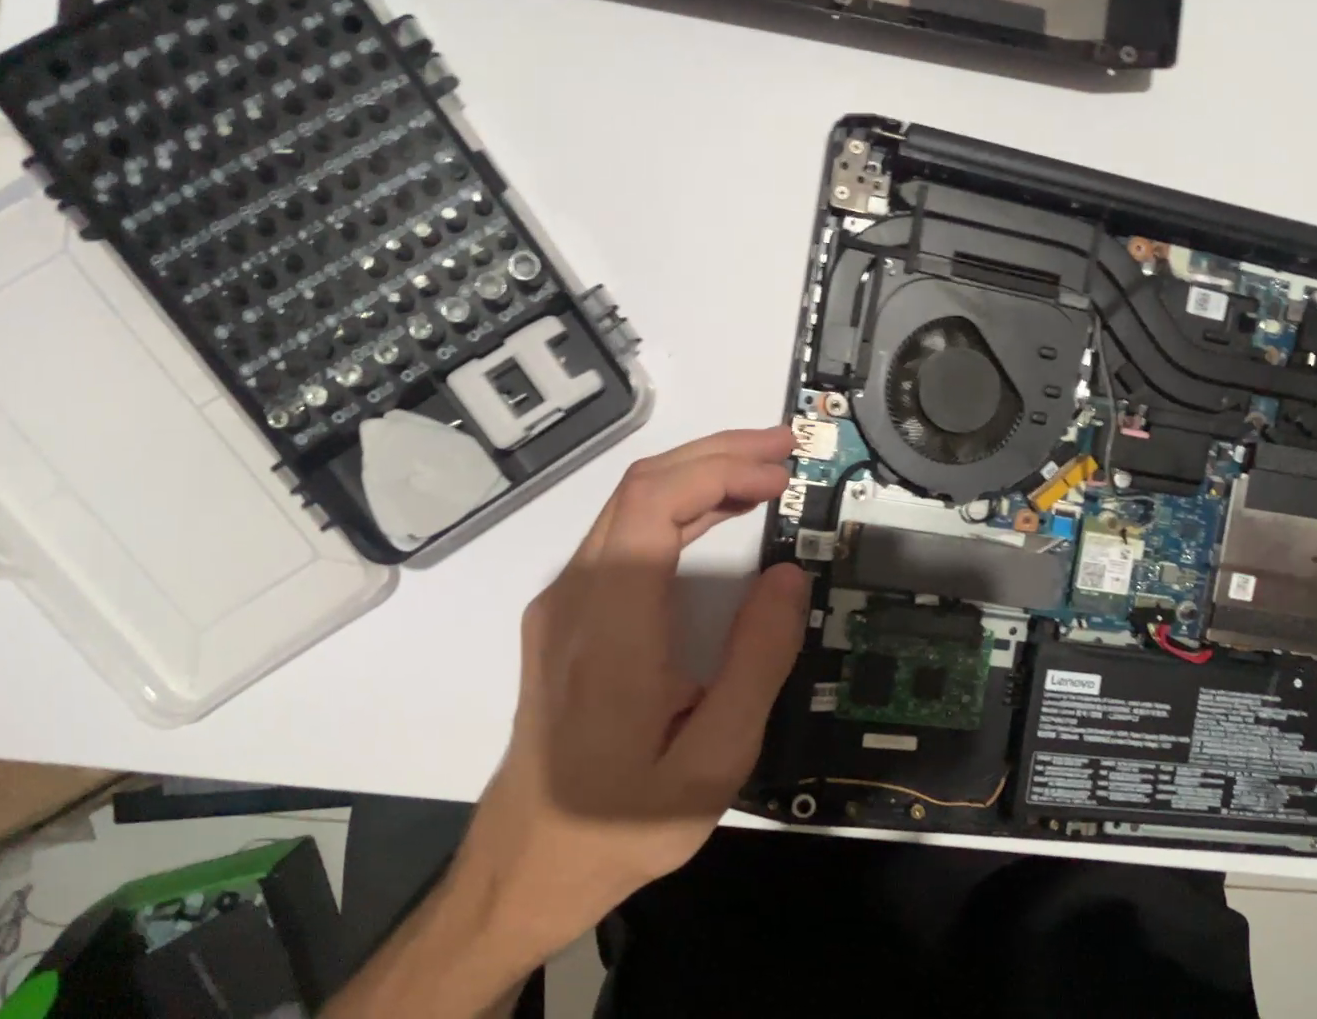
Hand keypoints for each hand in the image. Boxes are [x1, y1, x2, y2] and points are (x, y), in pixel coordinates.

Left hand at [326, 428, 808, 1017]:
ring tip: (767, 473)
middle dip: (717, 455)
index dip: (718, 467)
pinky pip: (624, 535)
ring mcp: (562, 604)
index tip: (780, 468)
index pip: (652, 503)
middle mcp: (574, 599)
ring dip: (699, 476)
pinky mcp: (566, 616)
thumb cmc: (622, 822)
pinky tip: (721, 515)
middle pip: (640, 487)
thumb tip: (789, 576)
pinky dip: (679, 508)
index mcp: (610, 630)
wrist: (527, 865)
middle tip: (788, 451)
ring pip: (629, 504)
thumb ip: (755, 664)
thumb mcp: (713, 762)